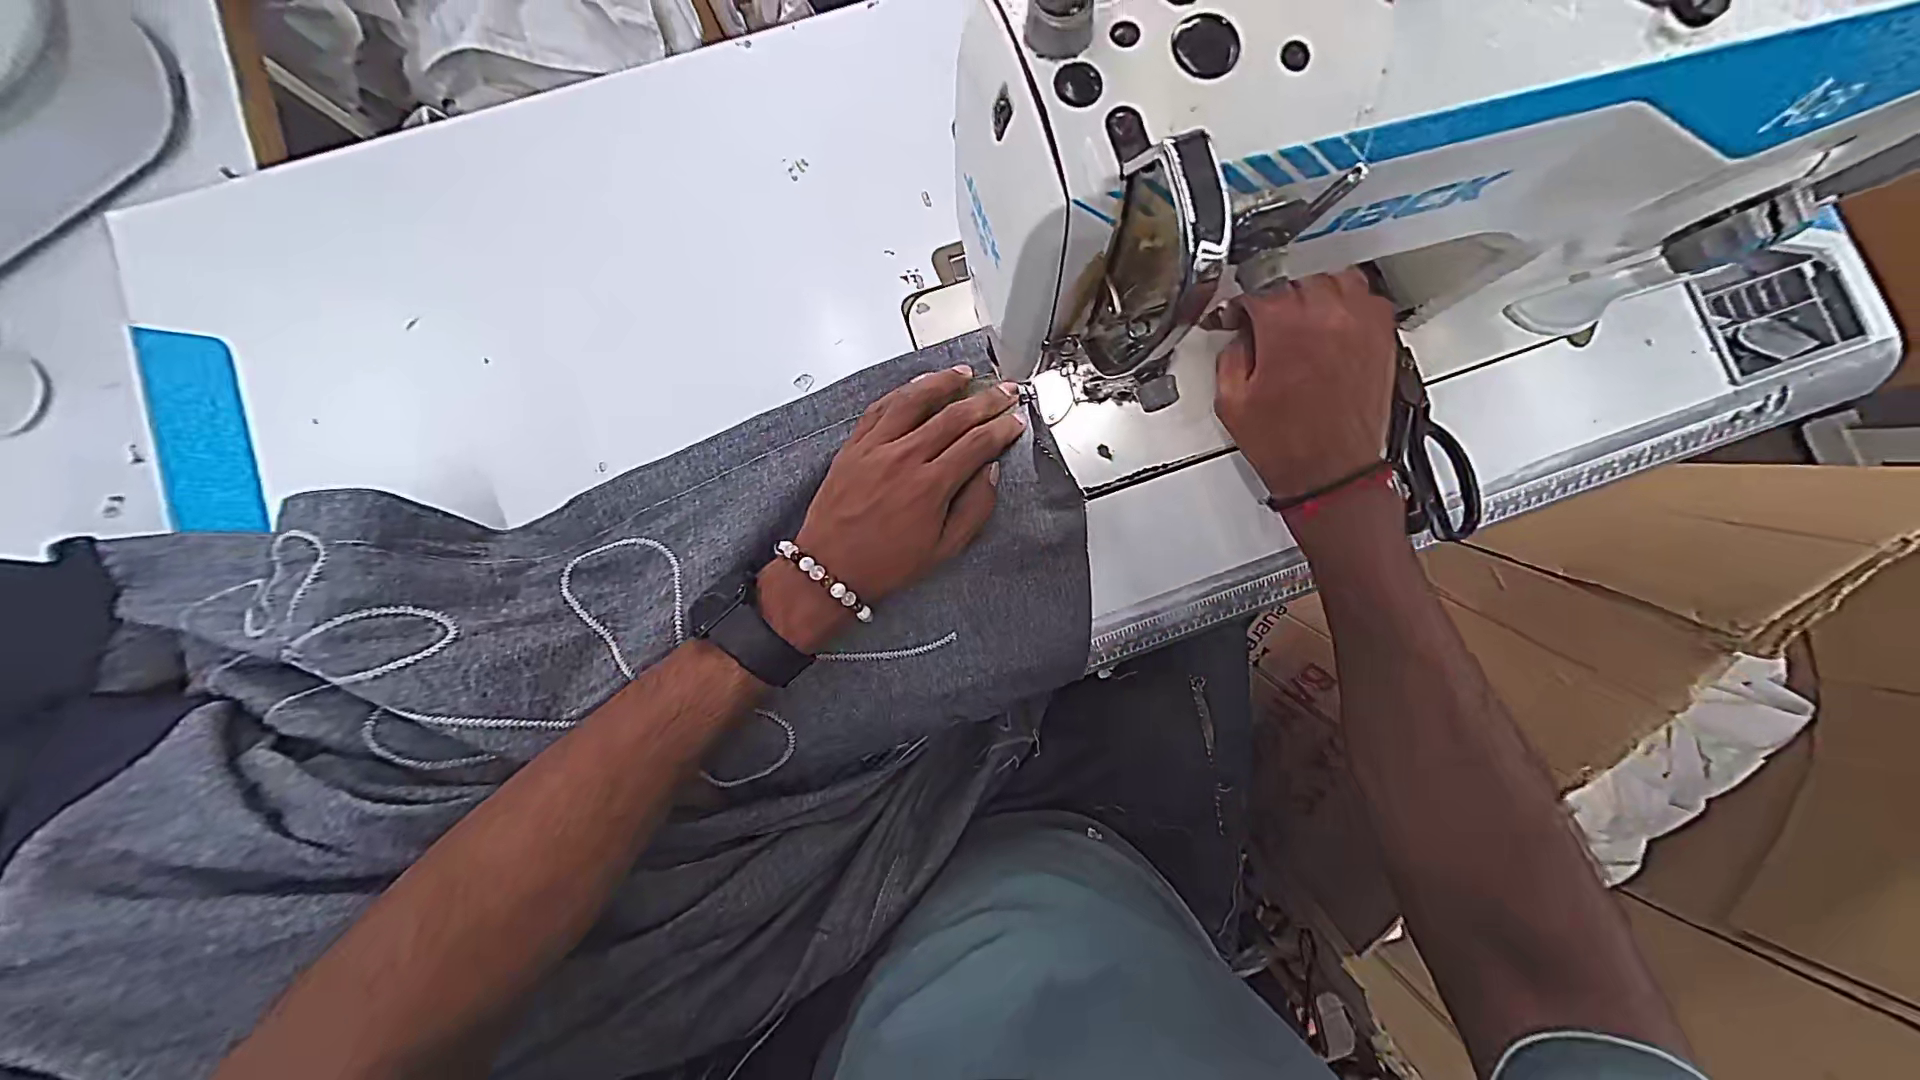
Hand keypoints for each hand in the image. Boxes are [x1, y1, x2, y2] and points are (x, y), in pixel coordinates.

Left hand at [758, 365, 1024, 650]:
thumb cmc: (885, 564)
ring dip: (944, 382)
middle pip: (954, 416)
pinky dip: (903, 392)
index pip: (977, 443)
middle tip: (1004, 391)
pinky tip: (917, 386)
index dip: (1002, 428)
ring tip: (964, 373)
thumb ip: (974, 509)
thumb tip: (992, 473)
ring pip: (915, 400)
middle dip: (986, 400)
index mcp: (930, 486)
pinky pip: (880, 408)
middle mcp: (903, 459)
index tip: (1015, 420)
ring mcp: (875, 448)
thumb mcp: (944, 549)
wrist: (831, 567)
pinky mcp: (854, 446)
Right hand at [1212, 268, 1398, 498]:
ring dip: (1312, 293)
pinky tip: (1330, 323)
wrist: (1330, 471)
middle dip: (1275, 299)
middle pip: (1296, 280)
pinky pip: (1365, 298)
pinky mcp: (1382, 337)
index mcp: (1286, 328)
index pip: (1259, 291)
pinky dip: (1345, 303)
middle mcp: (1328, 317)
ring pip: (1334, 279)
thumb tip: (1238, 336)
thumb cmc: (1288, 443)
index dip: (1241, 304)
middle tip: (1263, 321)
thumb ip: (1229, 355)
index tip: (1236, 316)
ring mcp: (1361, 325)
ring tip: (1298, 317)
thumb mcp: (1231, 401)